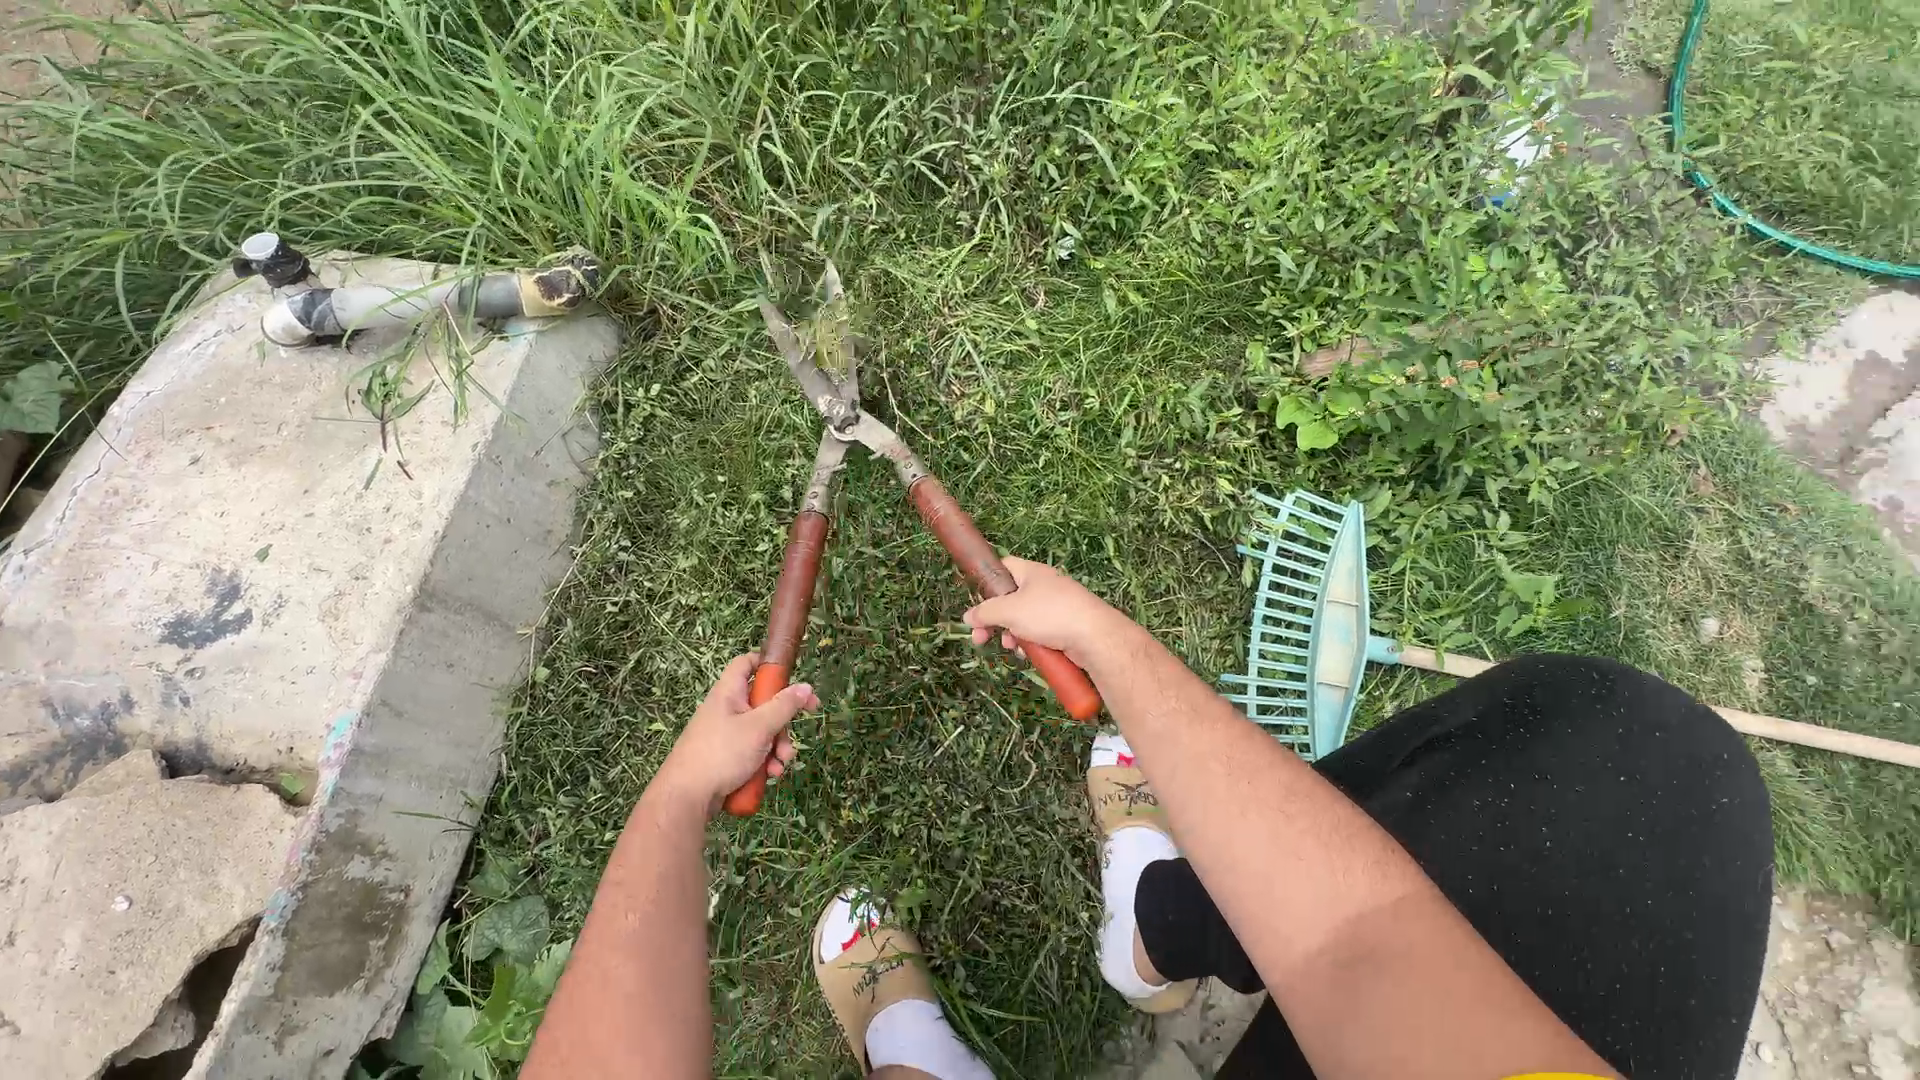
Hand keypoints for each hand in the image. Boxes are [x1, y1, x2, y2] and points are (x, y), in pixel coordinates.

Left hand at [653, 653, 817, 816]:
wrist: (686, 797)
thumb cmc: (722, 753)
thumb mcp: (759, 727)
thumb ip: (785, 706)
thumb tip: (806, 687)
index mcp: (728, 693)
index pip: (746, 663)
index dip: (768, 665)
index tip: (790, 677)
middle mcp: (726, 710)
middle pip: (762, 703)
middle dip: (782, 723)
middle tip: (792, 735)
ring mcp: (725, 734)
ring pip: (761, 731)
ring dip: (776, 747)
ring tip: (779, 765)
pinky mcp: (725, 757)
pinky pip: (752, 751)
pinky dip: (764, 762)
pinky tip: (769, 776)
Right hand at [963, 557, 1130, 667]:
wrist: (1094, 636)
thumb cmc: (1050, 614)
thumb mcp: (1009, 611)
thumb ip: (985, 613)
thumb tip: (968, 617)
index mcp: (1032, 573)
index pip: (1004, 567)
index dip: (988, 582)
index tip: (977, 601)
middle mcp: (1045, 586)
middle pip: (1011, 599)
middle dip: (995, 619)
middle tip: (981, 636)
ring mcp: (1057, 607)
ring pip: (1024, 619)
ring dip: (1012, 634)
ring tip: (1010, 646)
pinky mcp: (1066, 627)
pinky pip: (1040, 633)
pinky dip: (1031, 643)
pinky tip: (1028, 653)